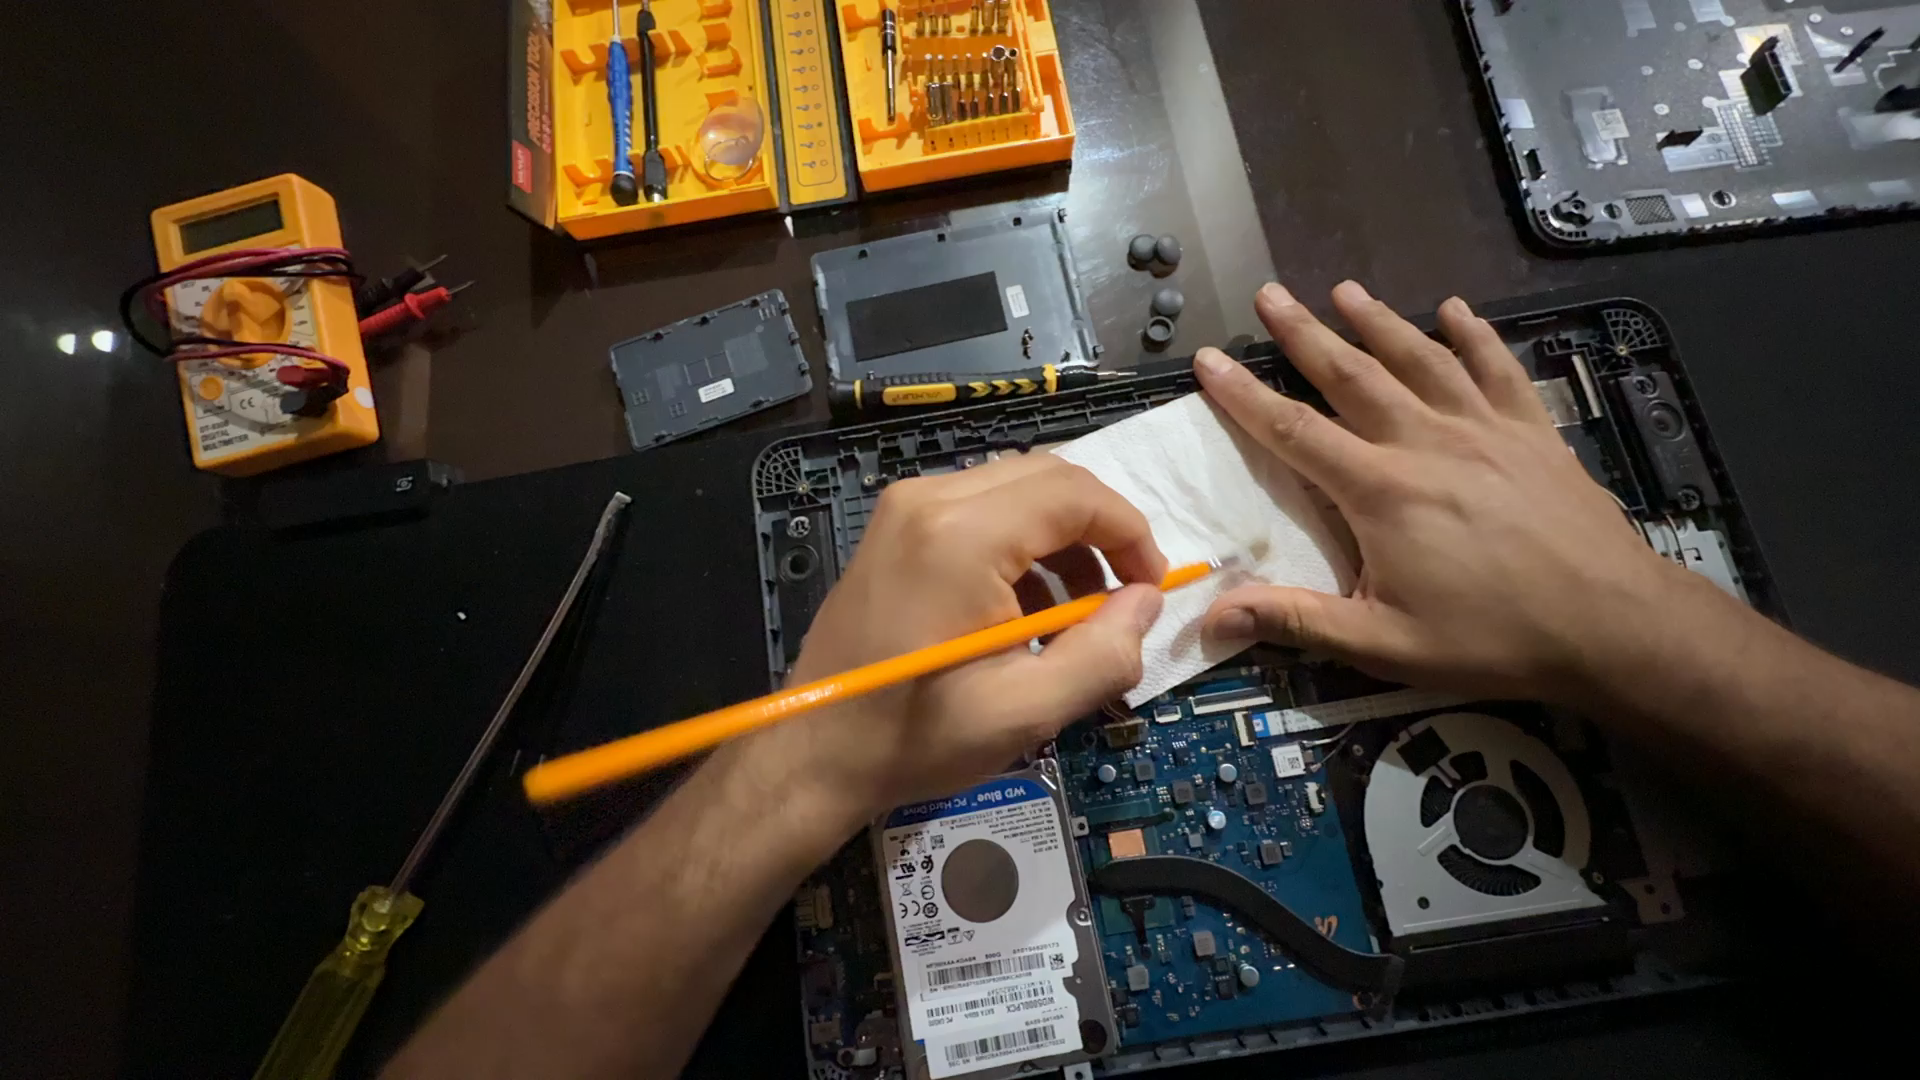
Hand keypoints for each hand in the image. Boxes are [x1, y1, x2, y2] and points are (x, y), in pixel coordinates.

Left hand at [739, 454, 1168, 819]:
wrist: (813, 749)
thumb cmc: (914, 737)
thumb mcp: (1025, 711)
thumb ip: (1104, 653)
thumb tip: (1147, 602)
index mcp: (960, 536)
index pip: (1075, 494)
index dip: (1130, 533)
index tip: (1151, 586)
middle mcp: (929, 500)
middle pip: (1047, 478)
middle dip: (1099, 531)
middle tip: (1121, 595)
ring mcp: (904, 508)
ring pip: (1014, 489)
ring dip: (1060, 539)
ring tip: (1074, 613)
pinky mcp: (894, 526)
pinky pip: (978, 510)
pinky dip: (1018, 545)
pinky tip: (1021, 609)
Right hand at [1194, 282, 1709, 704]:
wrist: (1619, 629)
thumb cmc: (1490, 638)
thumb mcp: (1380, 645)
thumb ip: (1294, 619)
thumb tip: (1210, 616)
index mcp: (1381, 490)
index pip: (1294, 430)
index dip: (1243, 395)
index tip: (1208, 360)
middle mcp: (1426, 443)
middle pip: (1352, 375)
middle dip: (1304, 333)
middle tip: (1269, 294)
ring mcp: (1484, 431)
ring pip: (1419, 359)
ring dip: (1376, 321)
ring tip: (1342, 290)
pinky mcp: (1532, 434)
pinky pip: (1497, 370)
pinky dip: (1474, 336)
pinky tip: (1454, 309)